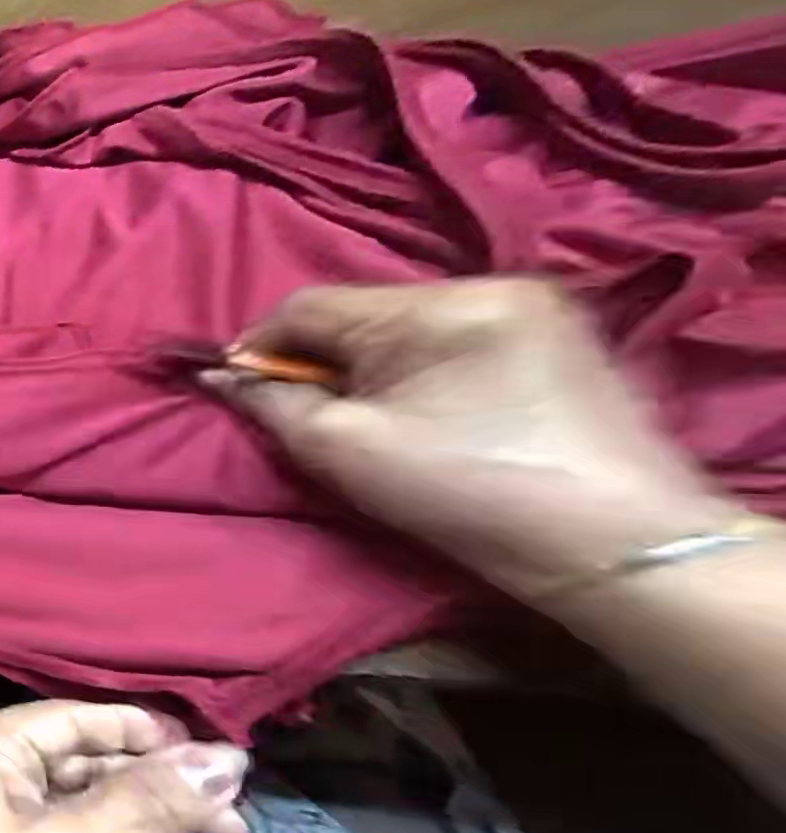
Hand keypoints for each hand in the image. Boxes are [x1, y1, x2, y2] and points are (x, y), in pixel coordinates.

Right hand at [209, 279, 741, 605]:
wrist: (616, 547)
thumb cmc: (458, 492)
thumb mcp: (337, 446)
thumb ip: (268, 399)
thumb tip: (216, 373)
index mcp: (436, 310)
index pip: (307, 304)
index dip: (259, 344)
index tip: (240, 387)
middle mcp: (484, 285)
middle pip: (351, 309)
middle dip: (310, 355)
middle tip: (300, 406)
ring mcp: (525, 303)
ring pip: (392, 319)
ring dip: (354, 357)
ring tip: (355, 407)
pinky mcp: (547, 329)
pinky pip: (438, 331)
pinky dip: (402, 360)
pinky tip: (408, 400)